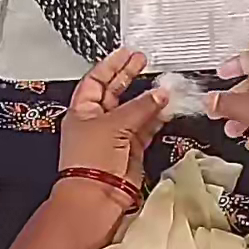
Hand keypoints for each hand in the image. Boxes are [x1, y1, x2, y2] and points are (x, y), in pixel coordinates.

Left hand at [56, 48, 169, 202]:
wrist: (97, 195)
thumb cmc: (90, 160)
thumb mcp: (113, 124)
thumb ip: (140, 107)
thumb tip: (159, 94)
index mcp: (82, 110)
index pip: (96, 80)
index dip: (112, 65)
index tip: (127, 53)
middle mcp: (98, 120)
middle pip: (115, 91)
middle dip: (130, 76)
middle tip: (144, 61)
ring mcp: (116, 135)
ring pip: (135, 109)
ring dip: (149, 98)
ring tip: (162, 85)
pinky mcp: (131, 148)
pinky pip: (146, 127)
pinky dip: (157, 117)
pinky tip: (166, 107)